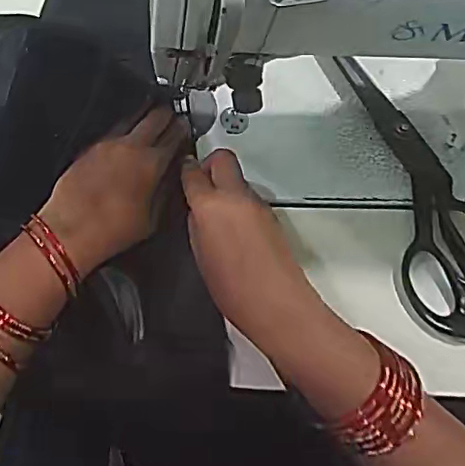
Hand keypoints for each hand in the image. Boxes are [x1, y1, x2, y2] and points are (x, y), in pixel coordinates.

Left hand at [39, 105, 188, 274]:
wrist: (71, 230)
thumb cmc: (109, 230)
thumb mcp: (151, 219)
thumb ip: (165, 191)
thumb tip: (170, 179)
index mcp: (150, 163)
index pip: (174, 136)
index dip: (183, 131)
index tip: (185, 129)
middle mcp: (130, 148)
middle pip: (154, 118)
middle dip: (166, 116)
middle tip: (172, 116)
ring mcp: (108, 145)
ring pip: (131, 119)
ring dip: (144, 117)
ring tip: (151, 117)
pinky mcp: (90, 148)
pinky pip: (112, 131)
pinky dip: (124, 129)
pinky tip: (125, 137)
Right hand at [181, 150, 333, 349]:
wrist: (279, 307)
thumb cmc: (239, 292)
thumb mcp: (200, 256)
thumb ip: (196, 225)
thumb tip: (196, 213)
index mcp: (210, 205)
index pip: (193, 171)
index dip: (186, 170)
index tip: (184, 172)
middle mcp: (236, 198)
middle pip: (222, 158)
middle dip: (210, 164)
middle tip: (202, 179)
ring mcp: (258, 205)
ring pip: (238, 178)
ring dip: (227, 187)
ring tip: (219, 214)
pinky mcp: (272, 216)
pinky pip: (251, 198)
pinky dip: (241, 205)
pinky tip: (236, 229)